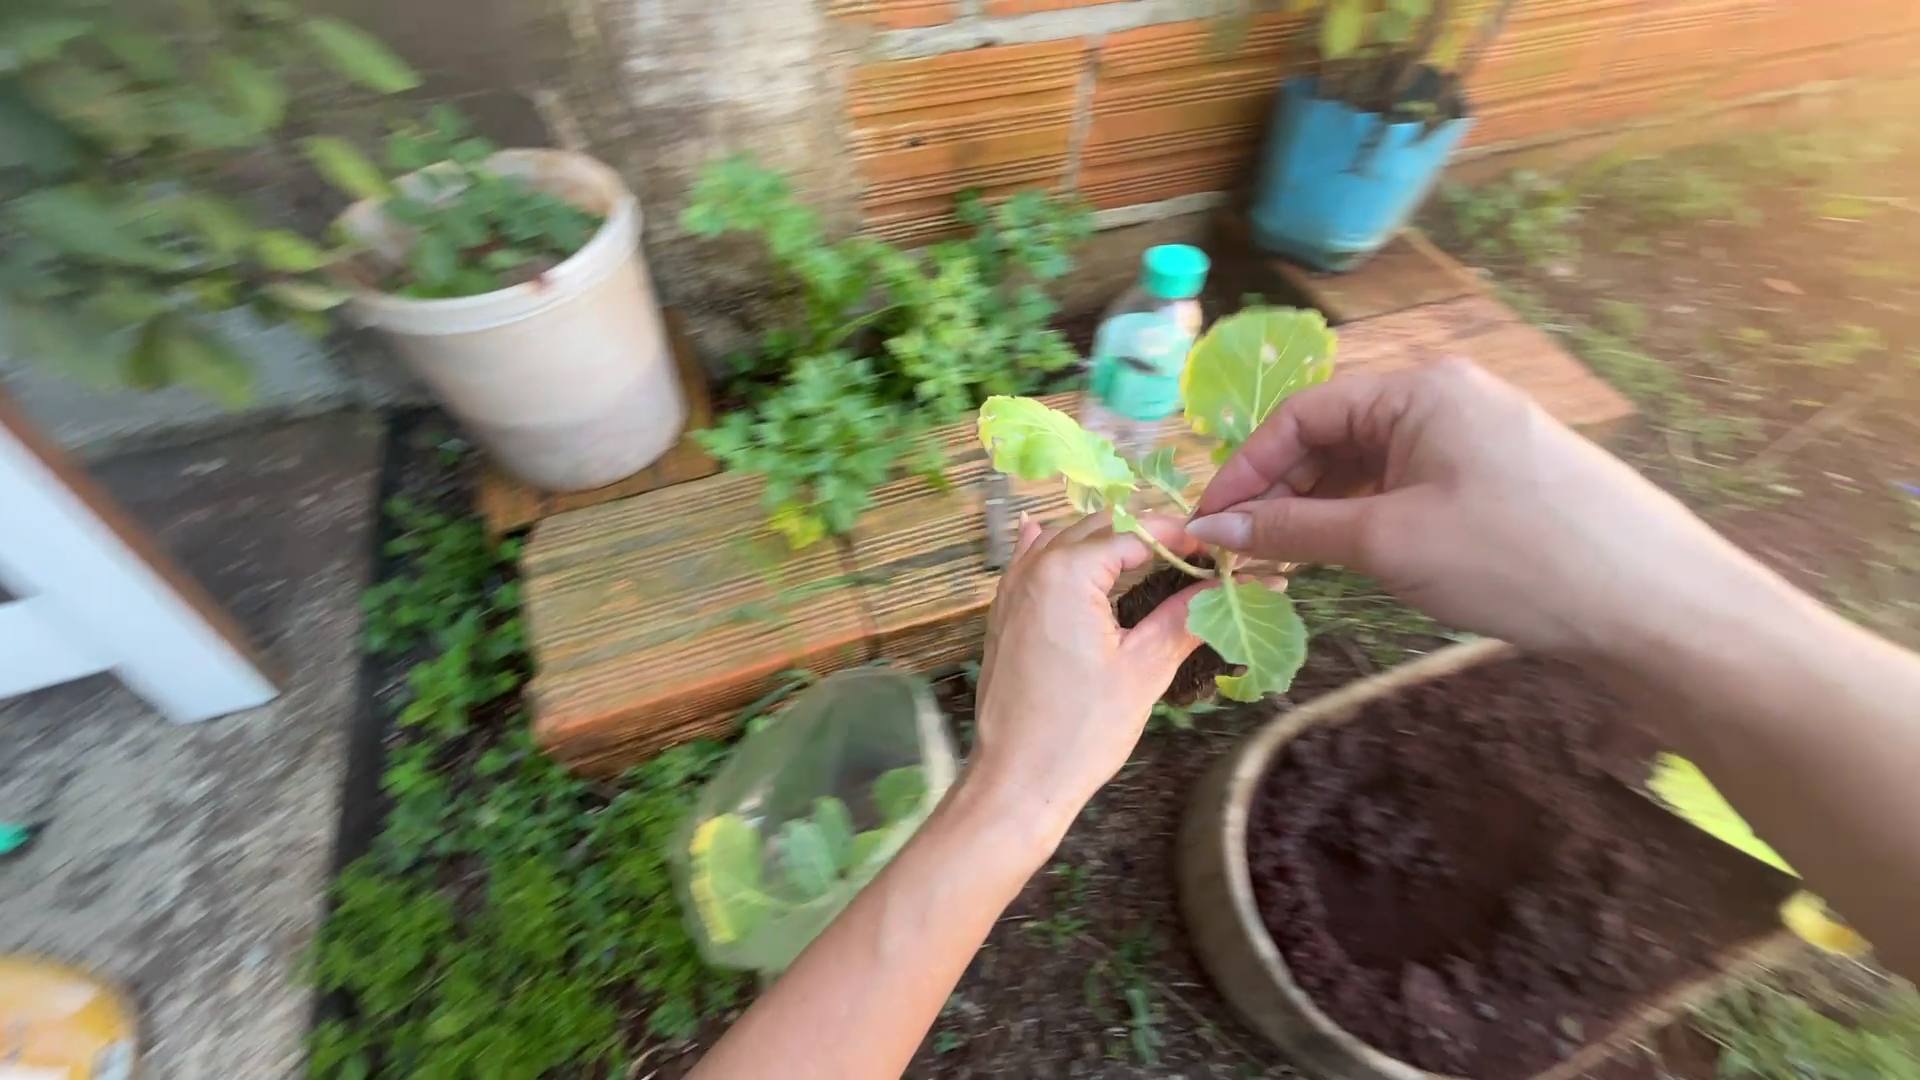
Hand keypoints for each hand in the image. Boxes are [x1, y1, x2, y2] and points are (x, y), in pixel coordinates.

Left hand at [970, 512, 1205, 820]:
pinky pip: (1029, 560)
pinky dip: (1052, 547)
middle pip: (1100, 526)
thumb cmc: (1081, 730)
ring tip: (1151, 551)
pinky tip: (1052, 534)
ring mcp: (1012, 587)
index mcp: (1067, 571)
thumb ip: (1188, 615)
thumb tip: (1237, 585)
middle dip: (1148, 533)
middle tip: (1195, 556)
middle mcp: (1034, 567)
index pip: (1137, 531)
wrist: (1017, 778)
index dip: (1183, 536)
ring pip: (1064, 538)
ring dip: (1105, 538)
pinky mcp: (1004, 611)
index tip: (1219, 551)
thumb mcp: (1145, 668)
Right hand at [1186, 357, 1760, 657]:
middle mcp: (1439, 397)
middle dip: (1276, 489)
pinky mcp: (1483, 474)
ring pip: (1358, 463)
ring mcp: (1465, 436)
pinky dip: (1353, 516)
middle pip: (1328, 436)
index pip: (1301, 415)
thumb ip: (1288, 528)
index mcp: (1417, 389)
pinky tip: (1333, 550)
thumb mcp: (1383, 541)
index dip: (1244, 467)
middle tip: (1238, 543)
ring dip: (1311, 506)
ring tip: (1278, 553)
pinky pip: (1393, 484)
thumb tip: (1212, 527)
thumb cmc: (1511, 557)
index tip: (1208, 517)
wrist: (1659, 610)